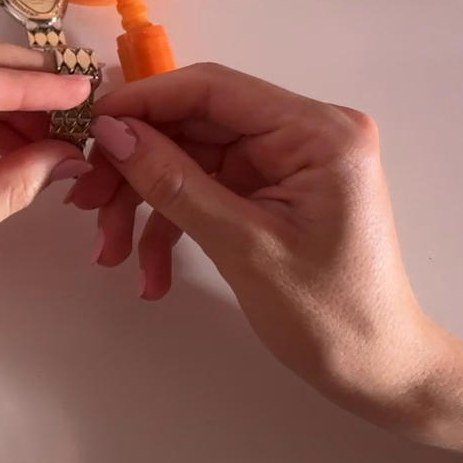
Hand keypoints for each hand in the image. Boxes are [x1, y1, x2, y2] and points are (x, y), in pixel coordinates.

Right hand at [66, 63, 454, 423]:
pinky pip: (199, 190)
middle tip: (84, 202)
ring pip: (184, 160)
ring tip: (110, 252)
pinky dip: (167, 225)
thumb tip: (110, 131)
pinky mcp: (264, 189)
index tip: (89, 130)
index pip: (211, 89)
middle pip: (189, 126)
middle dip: (133, 167)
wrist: (378, 374)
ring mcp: (280, 162)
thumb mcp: (242, 246)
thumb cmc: (329, 316)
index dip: (143, 103)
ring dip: (142, 204)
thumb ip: (173, 181)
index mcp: (315, 131)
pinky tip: (149, 272)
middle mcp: (298, 133)